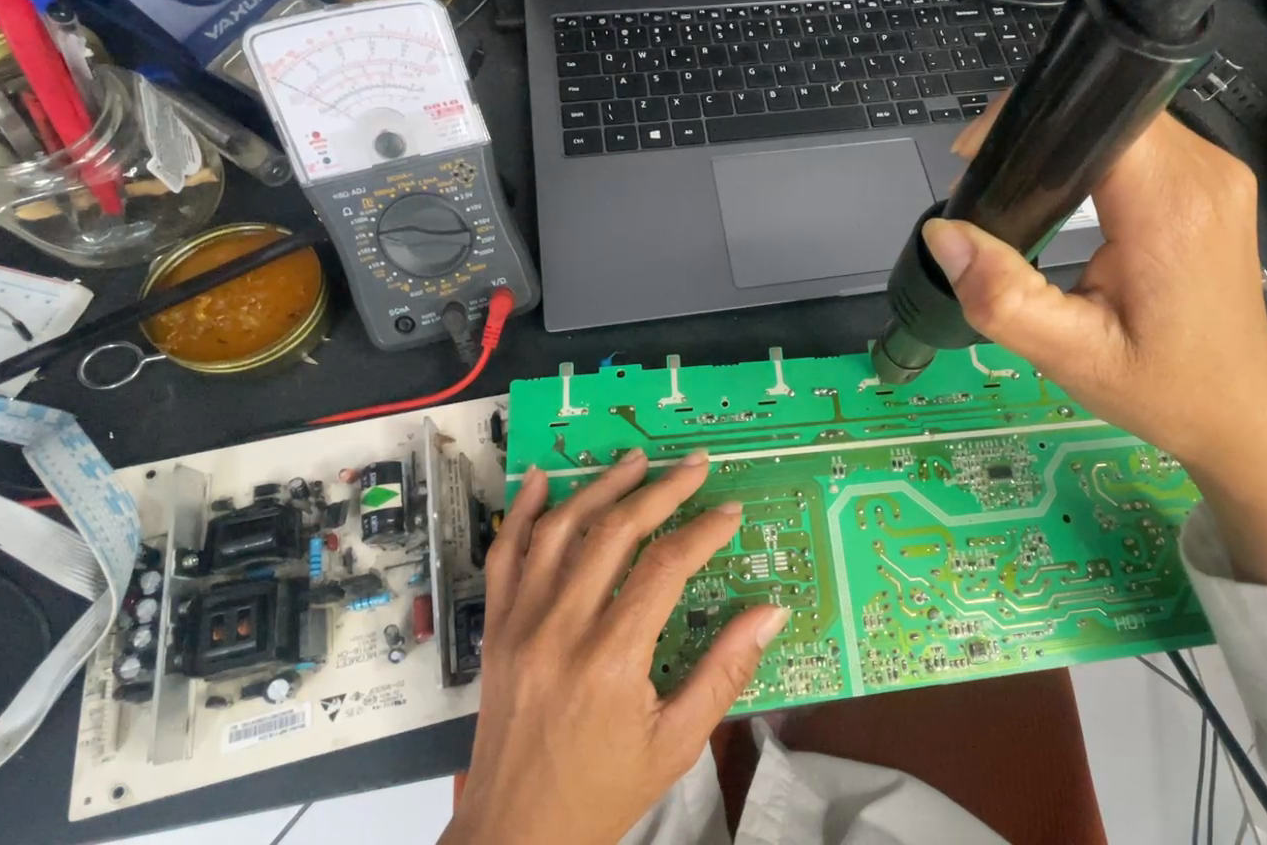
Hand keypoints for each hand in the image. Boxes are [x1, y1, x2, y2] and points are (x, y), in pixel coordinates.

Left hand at [445, 450, 791, 844]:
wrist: (514, 833)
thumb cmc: (604, 791)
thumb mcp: (678, 743)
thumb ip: (726, 672)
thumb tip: (771, 612)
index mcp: (610, 660)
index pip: (663, 568)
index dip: (701, 531)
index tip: (730, 512)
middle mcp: (560, 628)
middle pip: (614, 533)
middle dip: (661, 490)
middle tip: (695, 464)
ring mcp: (520, 623)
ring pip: (559, 531)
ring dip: (601, 487)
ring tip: (637, 459)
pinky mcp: (496, 628)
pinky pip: (503, 556)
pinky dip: (521, 512)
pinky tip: (540, 479)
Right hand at [937, 105, 1266, 467]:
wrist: (1238, 409)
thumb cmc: (1162, 387)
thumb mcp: (1070, 356)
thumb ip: (1003, 297)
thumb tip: (944, 234)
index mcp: (1171, 207)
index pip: (1098, 117)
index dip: (1031, 122)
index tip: (977, 158)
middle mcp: (1203, 173)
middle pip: (1107, 113)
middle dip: (1038, 136)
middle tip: (989, 187)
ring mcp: (1214, 173)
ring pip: (1121, 124)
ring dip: (1063, 147)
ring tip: (1019, 196)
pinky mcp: (1210, 183)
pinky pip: (1140, 145)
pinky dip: (1092, 159)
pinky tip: (1063, 199)